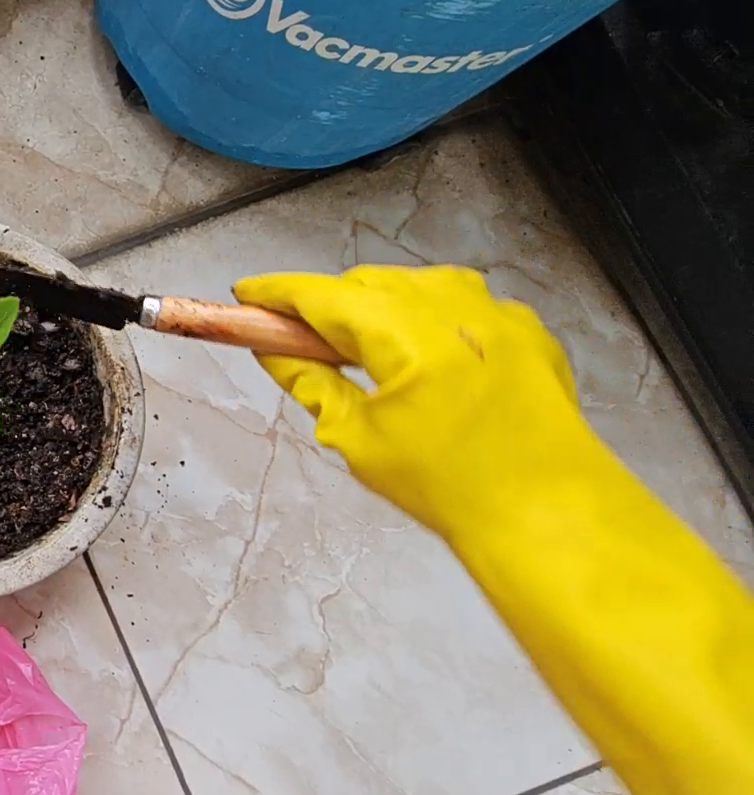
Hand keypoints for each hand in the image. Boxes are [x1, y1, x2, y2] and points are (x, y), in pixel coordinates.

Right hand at [232, 264, 598, 544]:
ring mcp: (500, 317)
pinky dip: (423, 311)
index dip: (278, 292)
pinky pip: (461, 300)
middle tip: (296, 336)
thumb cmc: (444, 483)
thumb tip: (272, 353)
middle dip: (325, 299)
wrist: (549, 513)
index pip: (324, 296)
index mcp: (409, 338)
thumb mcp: (353, 435)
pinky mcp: (528, 332)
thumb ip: (308, 382)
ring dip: (374, 300)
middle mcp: (458, 312)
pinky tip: (414, 347)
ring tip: (354, 340)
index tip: (245, 294)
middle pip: (368, 281)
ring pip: (415, 282)